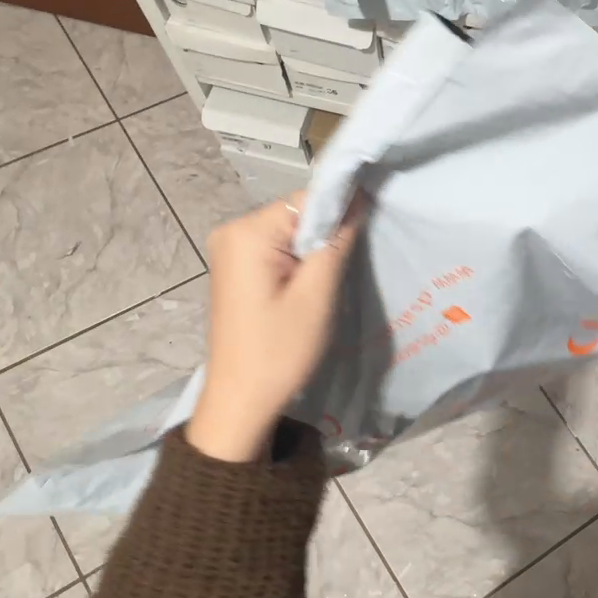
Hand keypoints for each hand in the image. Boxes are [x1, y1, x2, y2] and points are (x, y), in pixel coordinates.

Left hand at [185, 192, 362, 462]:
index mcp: (248, 233)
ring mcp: (232, 250)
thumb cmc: (280, 351)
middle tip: (349, 268)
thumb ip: (335, 242)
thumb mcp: (317, 296)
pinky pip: (279, 250)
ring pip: (292, 233)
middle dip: (328, 235)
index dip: (342, 212)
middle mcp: (233, 231)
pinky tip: (313, 288)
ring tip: (331, 283)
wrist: (241, 400)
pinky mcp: (238, 268)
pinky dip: (301, 263)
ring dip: (316, 252)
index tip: (366, 236)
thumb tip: (357, 198)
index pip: (308, 200)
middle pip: (299, 214)